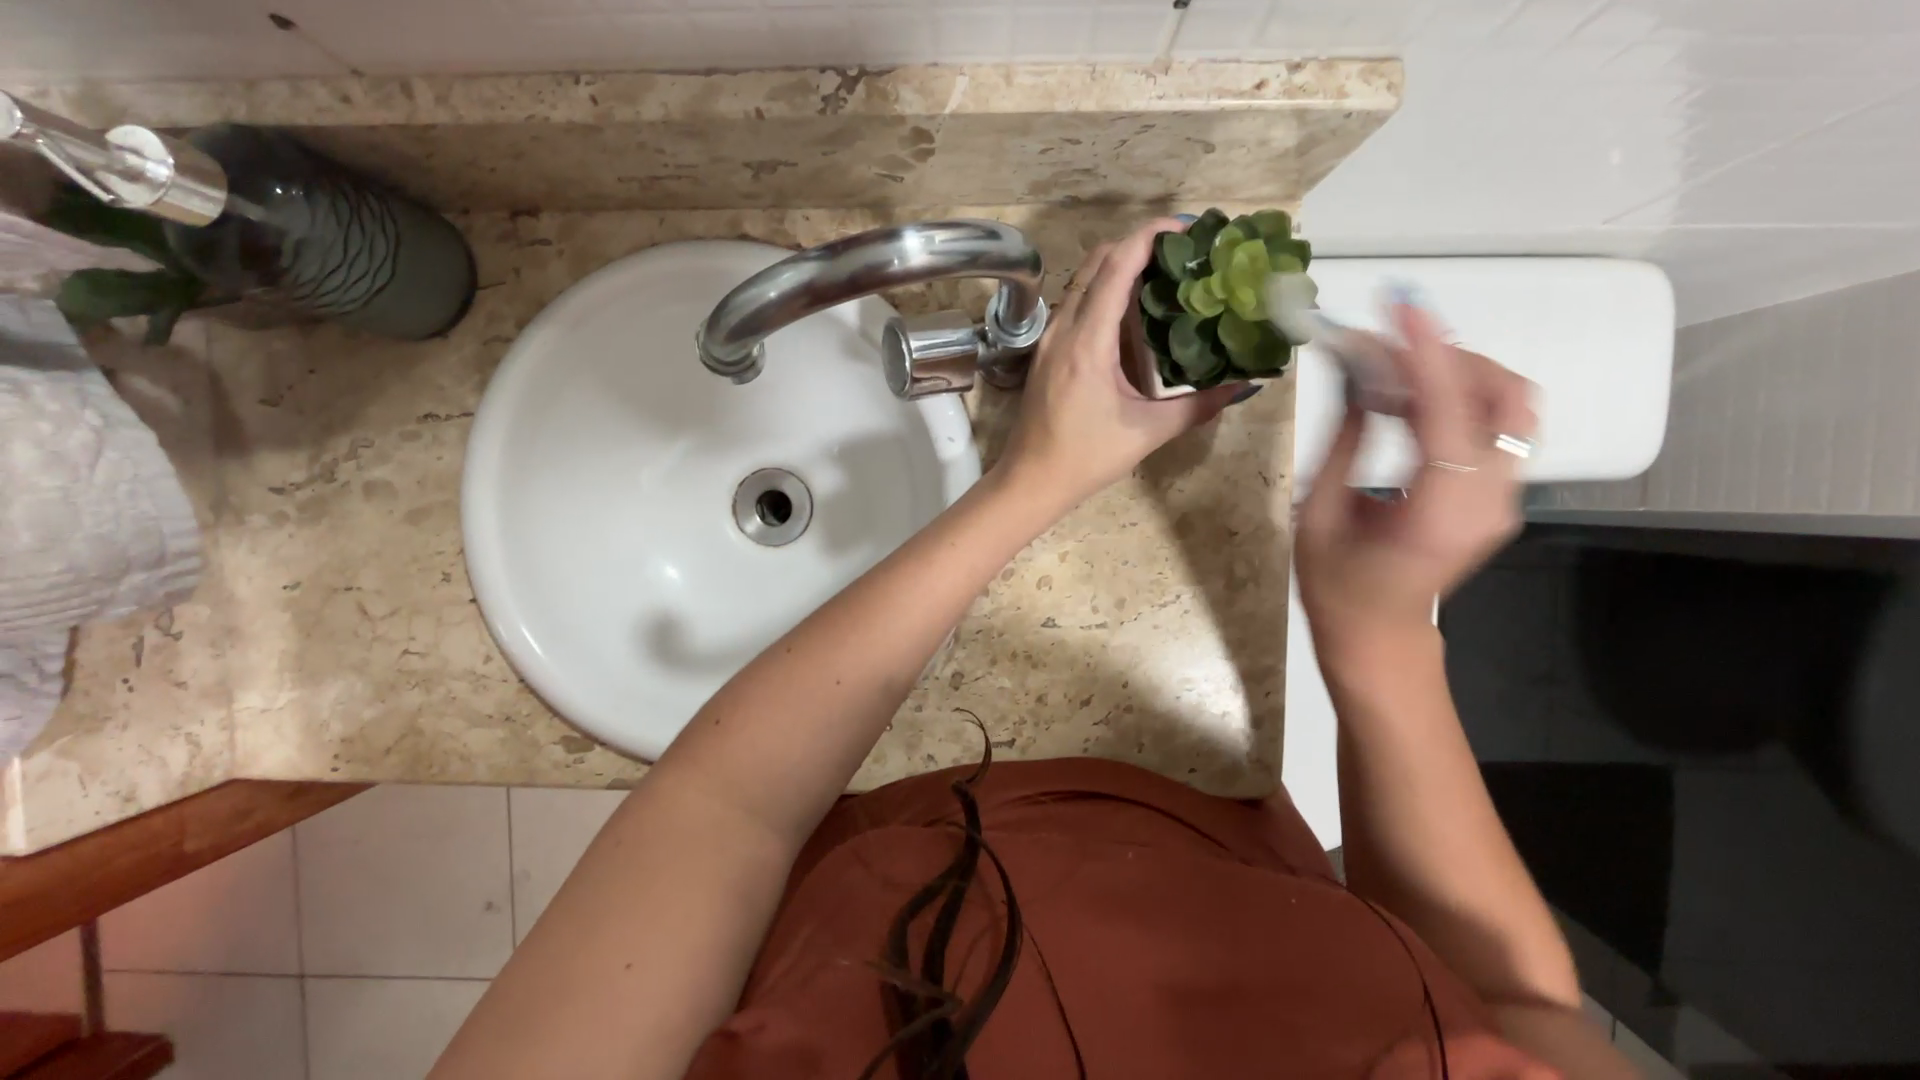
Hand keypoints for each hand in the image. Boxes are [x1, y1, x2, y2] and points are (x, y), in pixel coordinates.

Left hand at [994, 218, 1243, 512]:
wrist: (1030, 480)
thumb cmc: (1085, 458)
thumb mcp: (1147, 432)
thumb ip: (1198, 406)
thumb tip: (1243, 385)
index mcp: (1087, 342)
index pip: (1117, 267)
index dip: (1150, 236)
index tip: (1185, 227)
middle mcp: (1063, 329)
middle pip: (1097, 262)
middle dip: (1138, 244)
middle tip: (1182, 251)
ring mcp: (1050, 338)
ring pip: (1083, 281)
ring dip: (1120, 266)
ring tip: (1163, 275)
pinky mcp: (1047, 351)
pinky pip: (1076, 304)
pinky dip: (1104, 291)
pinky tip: (1133, 312)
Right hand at [1295, 303, 1536, 667]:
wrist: (1380, 636)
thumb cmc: (1336, 586)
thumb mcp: (1319, 513)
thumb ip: (1346, 437)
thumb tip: (1352, 370)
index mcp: (1437, 514)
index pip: (1446, 416)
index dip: (1425, 357)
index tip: (1399, 309)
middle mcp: (1489, 502)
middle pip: (1502, 397)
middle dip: (1447, 357)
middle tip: (1384, 348)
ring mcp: (1505, 498)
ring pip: (1510, 405)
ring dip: (1458, 372)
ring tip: (1394, 374)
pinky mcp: (1501, 494)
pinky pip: (1496, 426)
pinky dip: (1460, 396)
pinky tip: (1410, 400)